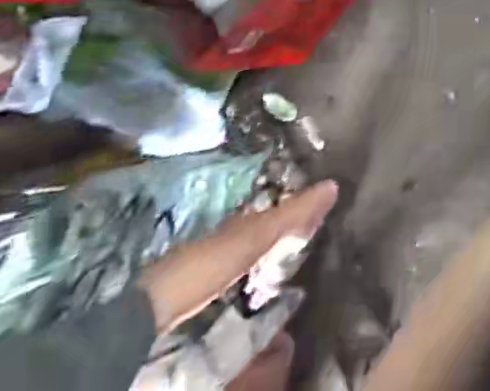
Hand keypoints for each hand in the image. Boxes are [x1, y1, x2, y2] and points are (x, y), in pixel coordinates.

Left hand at [138, 179, 338, 330]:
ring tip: (296, 246)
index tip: (325, 200)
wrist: (156, 305)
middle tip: (316, 221)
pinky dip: (259, 261)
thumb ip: (293, 213)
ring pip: (254, 240)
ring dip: (274, 241)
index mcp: (245, 216)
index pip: (280, 201)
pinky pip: (243, 261)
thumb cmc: (211, 262)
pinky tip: (264, 272)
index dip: (301, 200)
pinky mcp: (207, 280)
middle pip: (267, 219)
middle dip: (289, 217)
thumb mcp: (257, 236)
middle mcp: (232, 228)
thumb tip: (333, 184)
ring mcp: (217, 254)